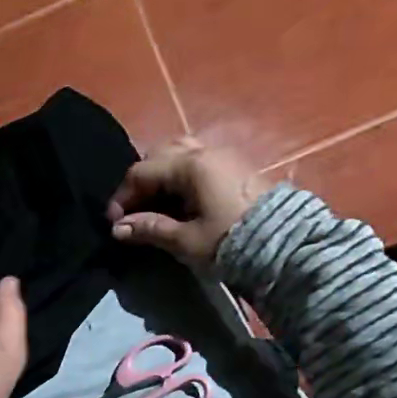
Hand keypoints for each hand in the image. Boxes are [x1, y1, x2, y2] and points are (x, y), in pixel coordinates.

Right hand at [106, 138, 271, 269]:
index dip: (122, 197)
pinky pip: (198, 162)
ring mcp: (223, 157)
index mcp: (190, 165)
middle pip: (160, 155)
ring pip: (180, 154)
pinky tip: (180, 200)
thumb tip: (118, 228)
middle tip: (134, 212)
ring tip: (156, 205)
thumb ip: (150, 229)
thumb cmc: (229, 242)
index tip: (114, 223)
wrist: (282, 246)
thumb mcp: (185, 240)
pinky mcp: (236, 168)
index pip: (142, 172)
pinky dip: (181, 177)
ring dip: (162, 176)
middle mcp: (205, 151)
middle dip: (141, 182)